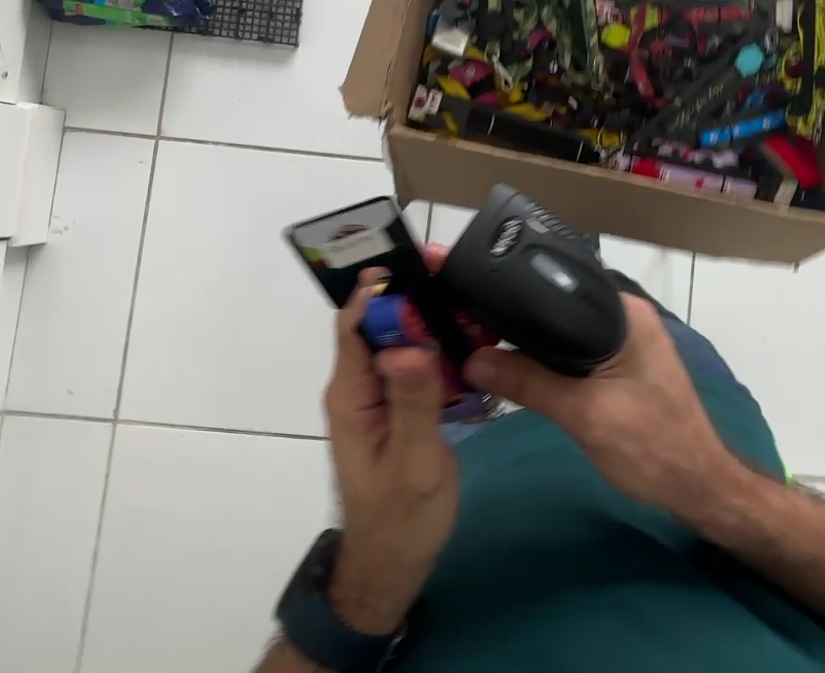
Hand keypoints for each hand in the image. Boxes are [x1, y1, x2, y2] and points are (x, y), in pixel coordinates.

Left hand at [323, 259, 458, 633]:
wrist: (392, 563)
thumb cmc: (401, 517)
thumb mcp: (414, 463)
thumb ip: (412, 404)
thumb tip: (409, 344)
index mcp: (351, 393)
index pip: (357, 323)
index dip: (382, 287)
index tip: (422, 262)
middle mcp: (358, 385)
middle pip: (380, 324)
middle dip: (414, 297)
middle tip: (461, 276)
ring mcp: (377, 395)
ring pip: (398, 341)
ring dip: (429, 319)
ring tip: (472, 299)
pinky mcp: (396, 405)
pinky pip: (412, 363)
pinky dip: (437, 348)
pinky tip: (470, 339)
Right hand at [463, 293, 744, 516]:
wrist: (697, 487)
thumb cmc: (651, 446)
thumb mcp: (584, 414)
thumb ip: (529, 383)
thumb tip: (471, 359)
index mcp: (623, 311)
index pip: (556, 286)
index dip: (512, 292)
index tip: (467, 298)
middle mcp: (623, 314)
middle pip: (555, 307)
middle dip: (513, 319)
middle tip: (462, 326)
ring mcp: (622, 340)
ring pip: (560, 332)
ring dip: (526, 343)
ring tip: (475, 342)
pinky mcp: (617, 364)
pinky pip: (571, 352)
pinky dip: (543, 359)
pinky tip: (512, 367)